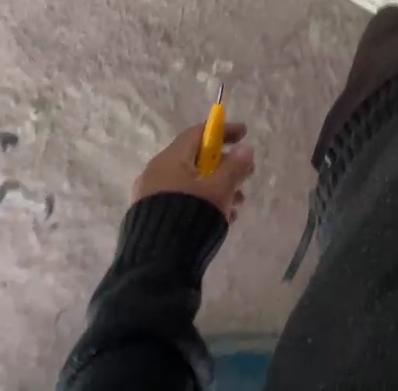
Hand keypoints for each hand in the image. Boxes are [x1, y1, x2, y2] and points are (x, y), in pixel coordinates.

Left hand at [132, 121, 255, 221]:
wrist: (157, 265)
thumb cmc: (191, 216)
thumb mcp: (220, 188)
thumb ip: (234, 166)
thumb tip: (245, 149)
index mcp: (170, 160)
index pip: (198, 134)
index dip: (223, 131)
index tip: (244, 134)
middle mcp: (156, 173)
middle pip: (195, 159)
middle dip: (224, 165)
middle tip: (246, 173)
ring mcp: (150, 197)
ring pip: (191, 183)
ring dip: (218, 186)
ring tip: (239, 202)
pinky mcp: (150, 218)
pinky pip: (182, 200)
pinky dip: (203, 201)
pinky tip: (223, 216)